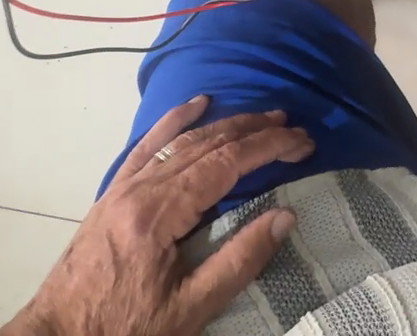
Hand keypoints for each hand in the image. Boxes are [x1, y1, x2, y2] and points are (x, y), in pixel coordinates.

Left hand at [4, 96, 314, 335]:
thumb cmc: (122, 331)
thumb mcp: (187, 311)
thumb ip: (239, 261)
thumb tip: (287, 216)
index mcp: (160, 214)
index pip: (227, 162)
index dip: (270, 147)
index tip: (303, 143)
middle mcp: (141, 189)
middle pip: (210, 143)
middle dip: (258, 131)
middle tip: (295, 129)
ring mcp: (123, 188)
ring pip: (185, 140)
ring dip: (229, 124)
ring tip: (265, 117)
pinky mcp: (112, 195)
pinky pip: (148, 146)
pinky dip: (175, 120)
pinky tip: (197, 104)